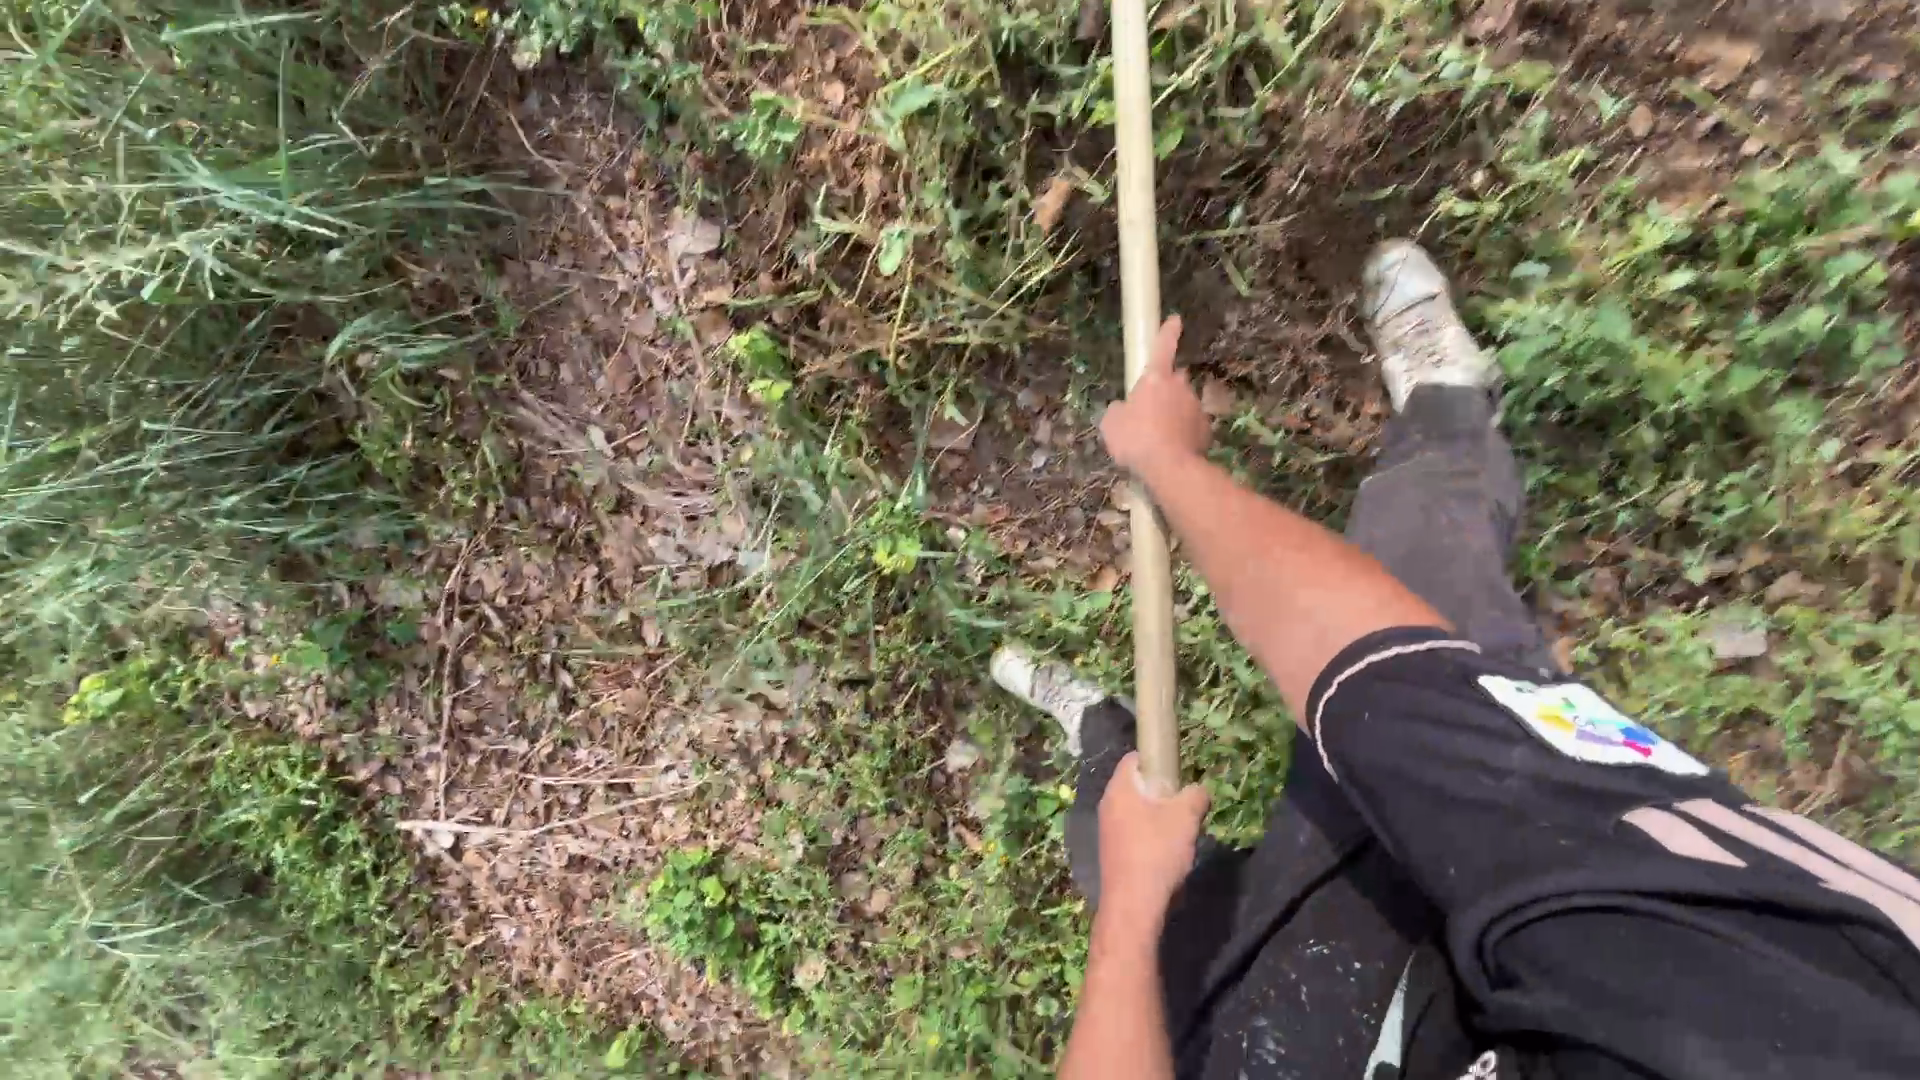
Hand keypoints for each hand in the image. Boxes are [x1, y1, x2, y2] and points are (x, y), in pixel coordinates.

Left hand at [1095, 753, 1209, 931]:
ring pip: (1136, 811)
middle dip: (1161, 793)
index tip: (1176, 771)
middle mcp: (1107, 805)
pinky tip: (1168, 855)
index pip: (1133, 759)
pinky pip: (1133, 833)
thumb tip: (1198, 791)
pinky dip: (1150, 837)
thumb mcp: (1186, 818)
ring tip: (1180, 833)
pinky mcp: (1112, 852)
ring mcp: (1107, 830)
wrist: (1134, 904)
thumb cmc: (1157, 851)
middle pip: (1136, 786)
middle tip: (1183, 805)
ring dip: (1158, 818)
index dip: (1156, 759)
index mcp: (1119, 789)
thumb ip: (1195, 796)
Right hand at [1099, 316, 1210, 474]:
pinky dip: (1183, 432)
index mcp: (1156, 379)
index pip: (1163, 346)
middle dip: (1165, 388)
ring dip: (1173, 414)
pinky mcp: (1206, 429)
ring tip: (1158, 437)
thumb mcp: (1111, 424)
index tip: (1175, 319)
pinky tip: (1171, 449)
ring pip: (1183, 404)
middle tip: (1150, 409)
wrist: (1169, 467)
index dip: (1168, 332)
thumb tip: (1123, 408)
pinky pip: (1191, 425)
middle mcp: (1180, 387)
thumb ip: (1117, 410)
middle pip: (1173, 379)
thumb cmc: (1136, 439)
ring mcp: (1196, 407)